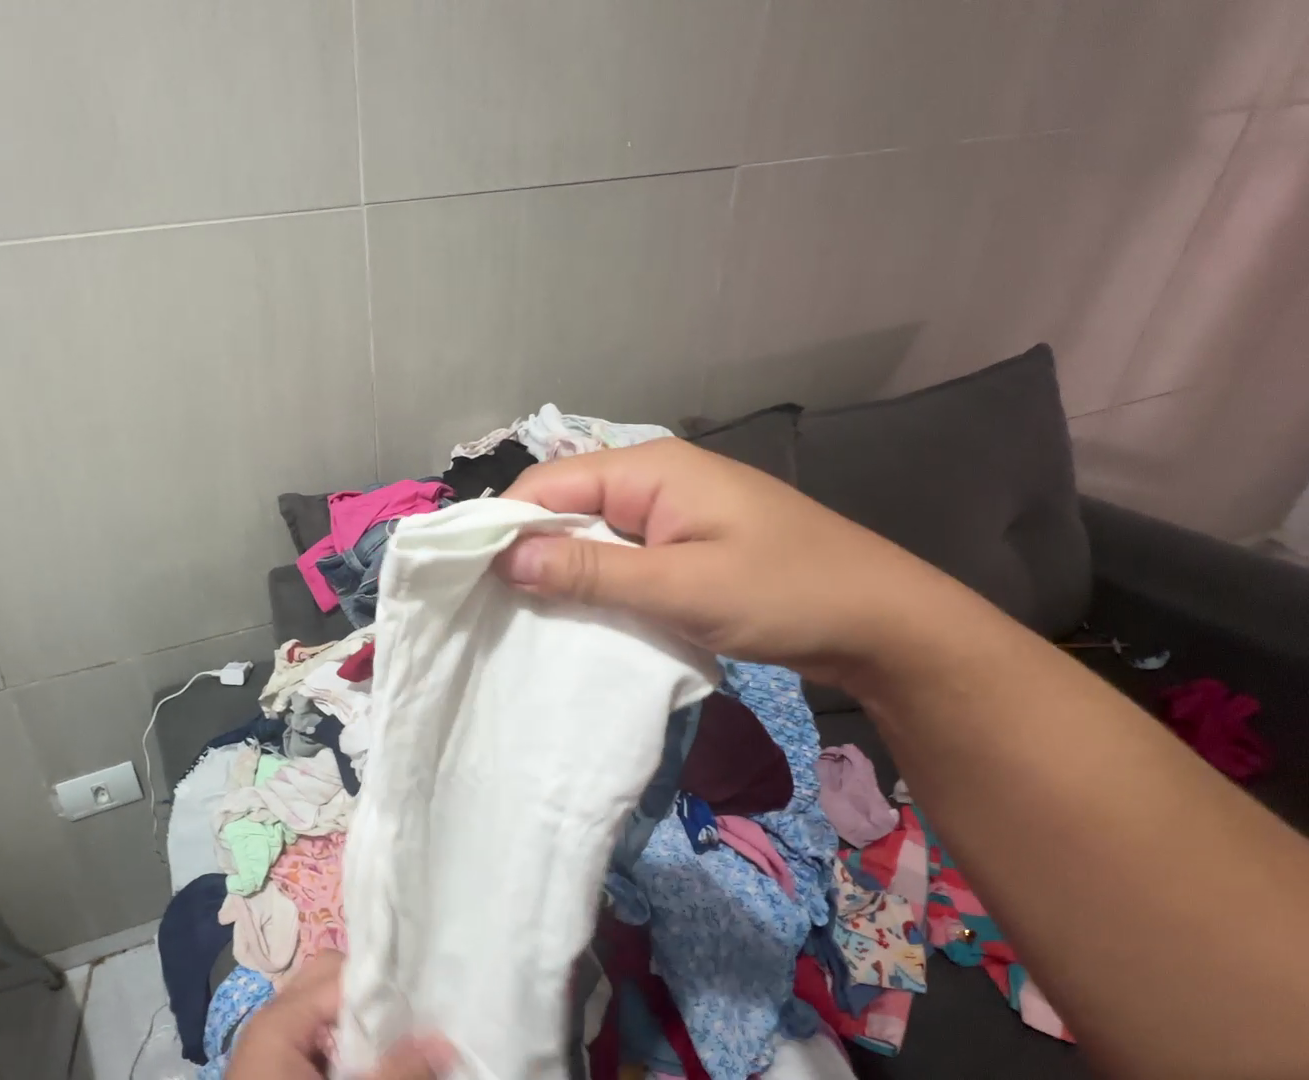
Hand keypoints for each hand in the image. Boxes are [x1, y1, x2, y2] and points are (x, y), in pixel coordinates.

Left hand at [226, 952, 453, 1079]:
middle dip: (370, 994)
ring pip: (322, 1008)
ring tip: (397, 1039)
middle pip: (327, 980)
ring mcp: (270, 1045)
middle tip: (409, 1016)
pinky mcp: (276, 1069)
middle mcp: (271, 1022)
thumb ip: (399, 1071)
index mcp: (279, 1021)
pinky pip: (314, 1036)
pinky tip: (370, 1062)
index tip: (423, 995)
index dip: (383, 982)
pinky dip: (342, 1042)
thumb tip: (446, 1041)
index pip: (340, 975)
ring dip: (359, 1020)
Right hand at [494, 437, 977, 687]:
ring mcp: (667, 513)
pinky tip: (576, 616)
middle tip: (491, 605)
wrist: (885, 624)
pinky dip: (592, 583)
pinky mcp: (680, 546)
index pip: (546, 484)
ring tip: (522, 616)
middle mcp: (651, 480)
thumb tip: (505, 558)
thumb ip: (591, 572)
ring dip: (558, 571)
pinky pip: (616, 557)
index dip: (503, 526)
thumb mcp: (682, 587)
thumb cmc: (787, 593)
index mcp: (648, 469)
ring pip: (587, 535)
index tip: (470, 579)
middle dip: (526, 550)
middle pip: (562, 506)